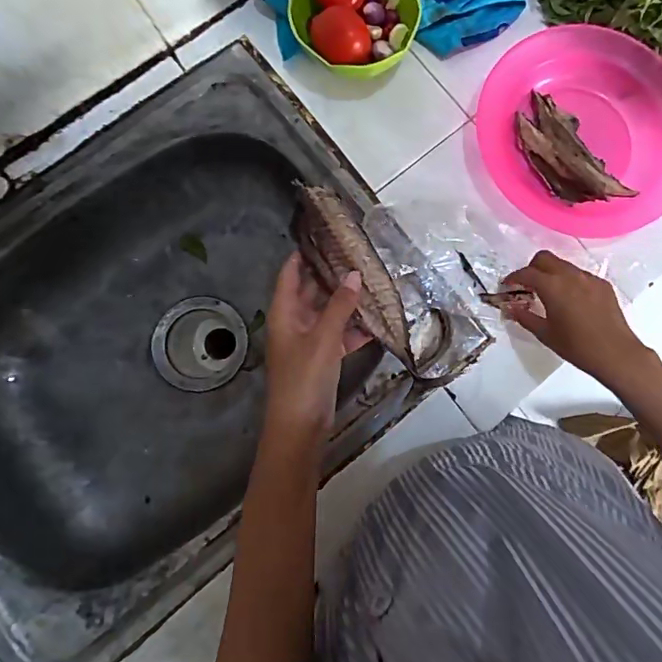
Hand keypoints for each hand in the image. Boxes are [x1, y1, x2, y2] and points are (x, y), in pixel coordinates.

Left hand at [260, 253, 367, 448]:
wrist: (300, 426)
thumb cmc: (304, 378)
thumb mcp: (323, 339)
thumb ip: (339, 306)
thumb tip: (354, 274)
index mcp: (284, 313)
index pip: (289, 274)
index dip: (302, 254)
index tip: (323, 235)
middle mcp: (294, 322)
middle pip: (311, 291)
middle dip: (332, 275)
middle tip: (358, 255)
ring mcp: (309, 341)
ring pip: (329, 313)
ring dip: (347, 302)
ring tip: (374, 281)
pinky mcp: (323, 359)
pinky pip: (339, 336)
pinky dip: (355, 328)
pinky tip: (378, 320)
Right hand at [499, 249, 659, 388]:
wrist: (616, 354)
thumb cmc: (576, 346)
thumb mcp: (544, 333)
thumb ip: (524, 317)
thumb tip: (511, 308)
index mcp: (553, 286)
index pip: (527, 273)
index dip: (513, 278)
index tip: (507, 286)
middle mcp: (571, 276)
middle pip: (545, 258)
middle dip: (532, 268)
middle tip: (527, 285)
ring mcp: (590, 279)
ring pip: (564, 265)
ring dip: (551, 273)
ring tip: (549, 293)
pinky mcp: (603, 285)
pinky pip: (580, 275)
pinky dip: (569, 281)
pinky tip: (570, 300)